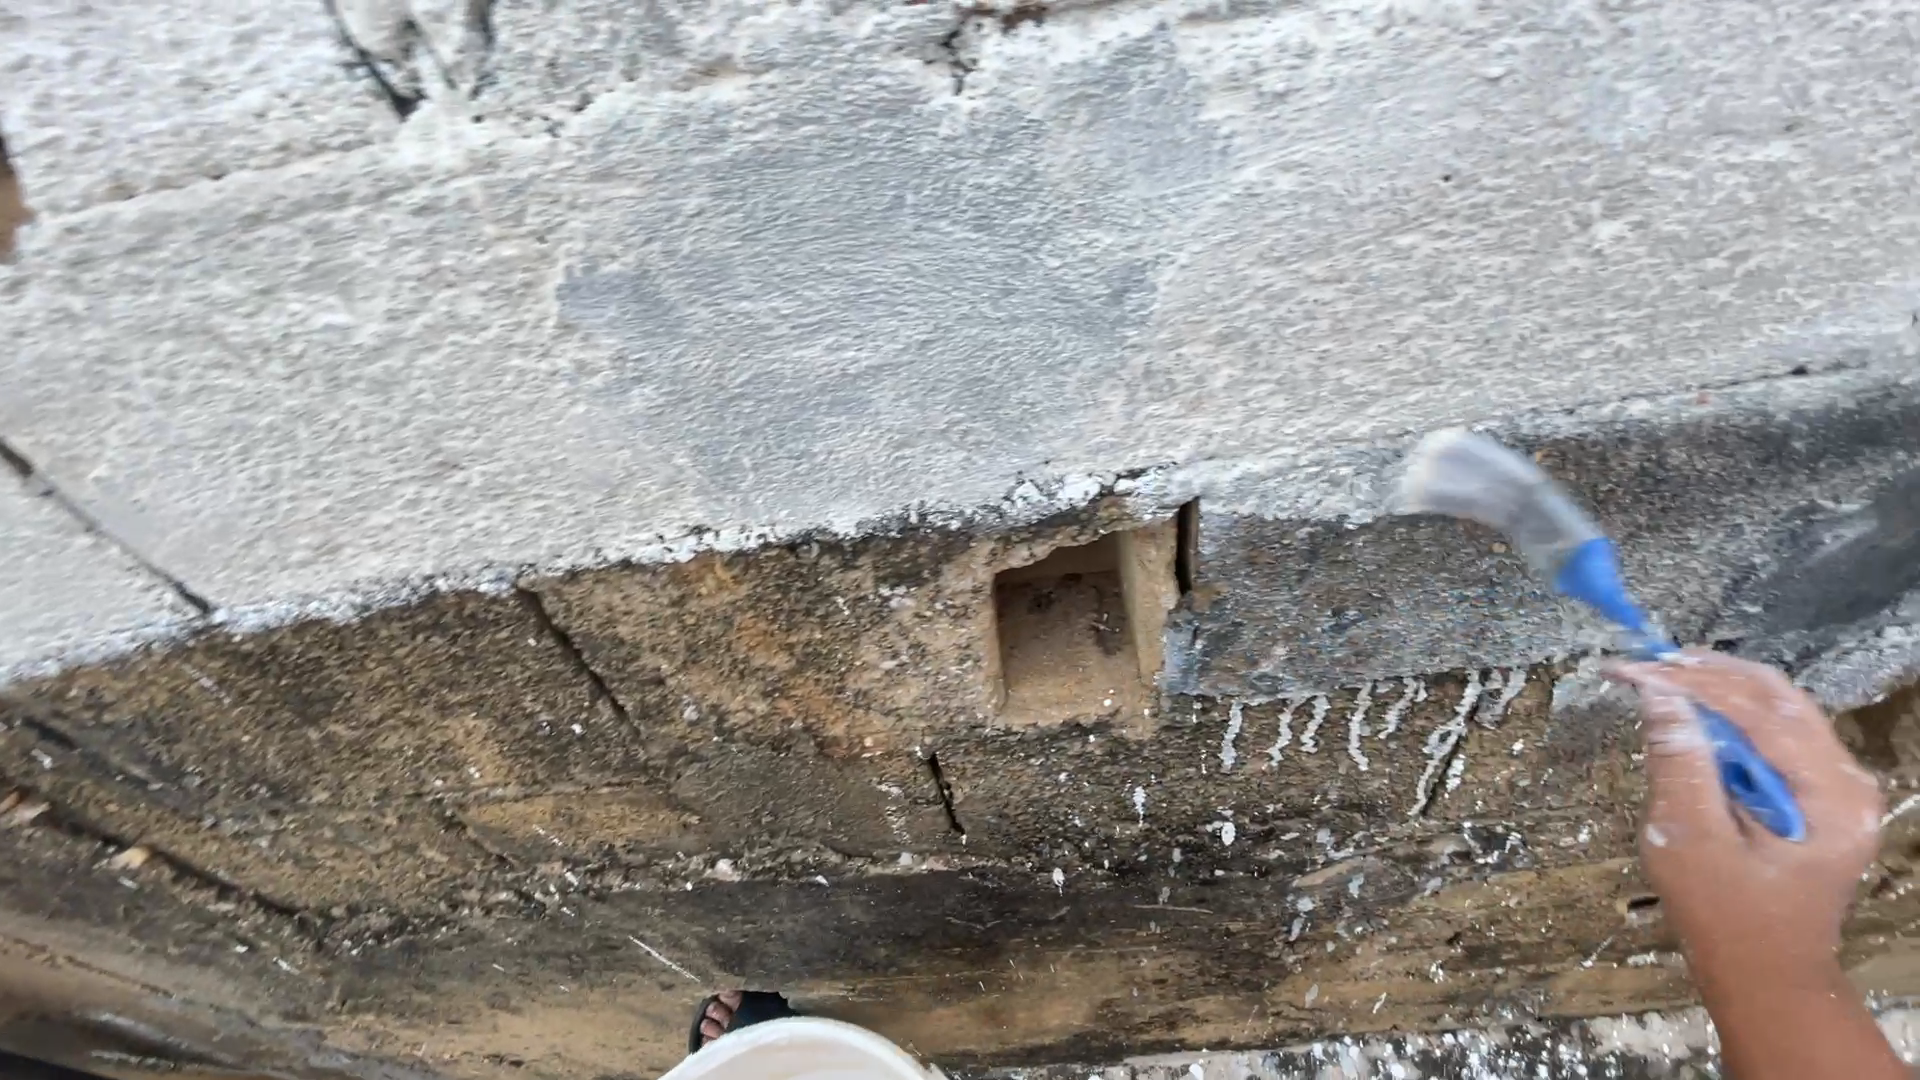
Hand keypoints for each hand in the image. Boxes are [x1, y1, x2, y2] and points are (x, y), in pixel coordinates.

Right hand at [1607, 651, 1901, 1079]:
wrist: (1764, 962)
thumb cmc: (1724, 907)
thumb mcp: (1690, 837)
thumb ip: (1680, 765)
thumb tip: (1658, 698)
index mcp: (1828, 796)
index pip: (1756, 712)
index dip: (1686, 682)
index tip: (1625, 669)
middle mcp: (1844, 781)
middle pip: (1776, 696)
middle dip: (1703, 671)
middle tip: (1637, 661)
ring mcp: (1831, 784)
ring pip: (1775, 705)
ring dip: (1711, 683)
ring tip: (1651, 673)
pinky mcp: (1809, 789)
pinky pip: (1768, 729)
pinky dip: (1721, 708)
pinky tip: (1681, 707)